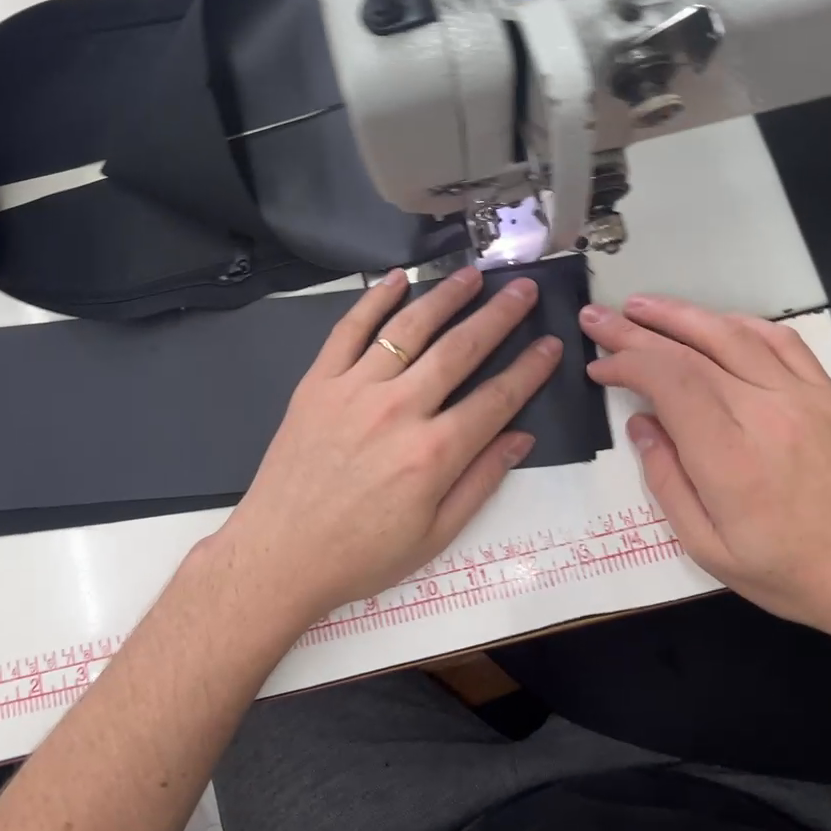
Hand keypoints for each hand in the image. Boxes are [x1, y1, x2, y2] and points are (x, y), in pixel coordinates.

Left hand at [213, 267, 562, 624]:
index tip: (551, 343)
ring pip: (409, 328)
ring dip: (445, 296)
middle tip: (524, 289)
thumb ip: (481, 482)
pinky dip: (374, 300)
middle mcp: (398, 409)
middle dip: (498, 315)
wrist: (279, 555)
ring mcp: (354, 389)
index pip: (497, 398)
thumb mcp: (435, 536)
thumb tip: (521, 437)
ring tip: (473, 274)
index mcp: (433, 453)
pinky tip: (397, 278)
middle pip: (460, 349)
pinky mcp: (317, 383)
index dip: (530, 369)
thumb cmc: (361, 554)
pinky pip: (349, 330)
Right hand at [579, 296, 830, 639]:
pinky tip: (712, 322)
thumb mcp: (709, 549)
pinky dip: (738, 323)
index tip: (598, 366)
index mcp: (731, 459)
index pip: (668, 382)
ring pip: (732, 334)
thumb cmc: (791, 573)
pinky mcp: (828, 394)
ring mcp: (802, 397)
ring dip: (680, 314)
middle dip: (635, 329)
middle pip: (691, 351)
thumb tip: (642, 426)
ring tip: (641, 305)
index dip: (626, 363)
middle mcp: (766, 414)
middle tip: (596, 315)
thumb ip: (667, 482)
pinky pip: (780, 340)